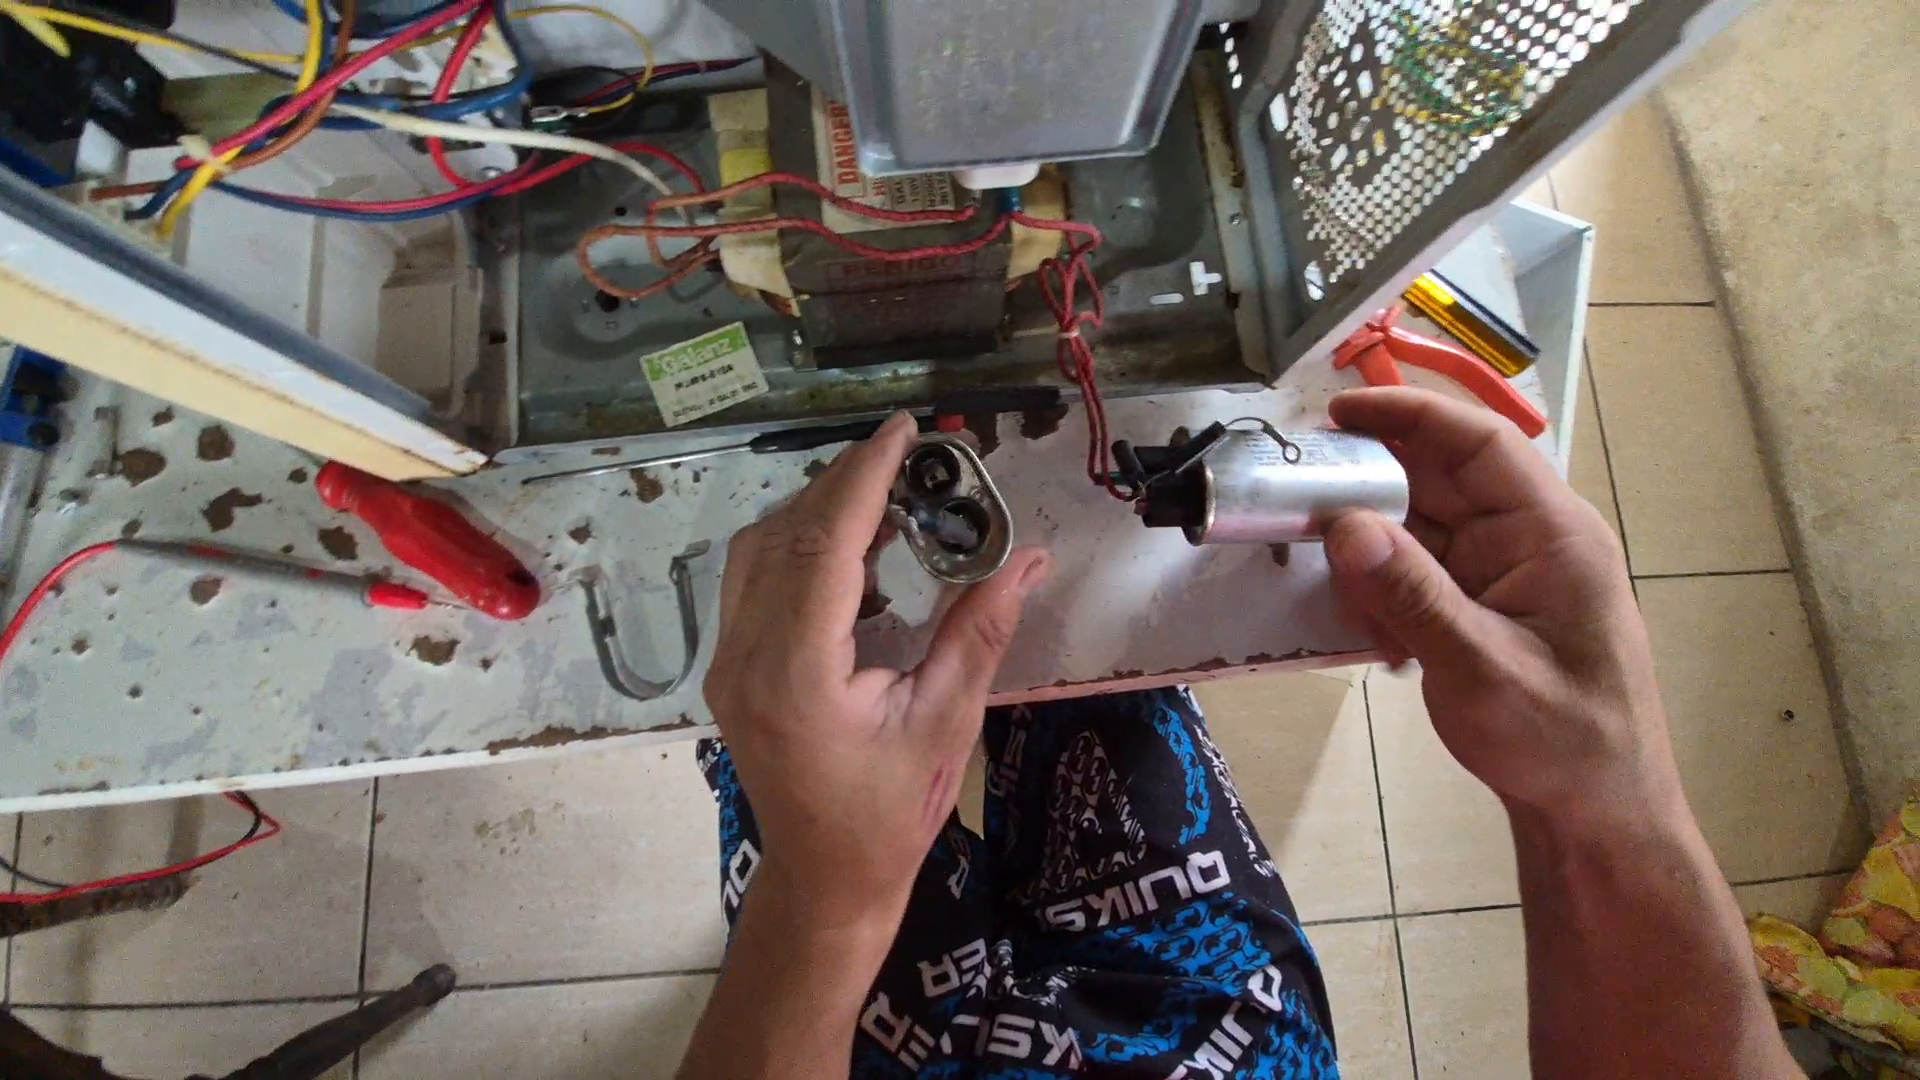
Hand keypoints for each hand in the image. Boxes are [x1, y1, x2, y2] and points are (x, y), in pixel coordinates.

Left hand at [704, 412, 1051, 934]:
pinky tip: (852, 547)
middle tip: (905, 453)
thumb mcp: (947, 722)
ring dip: (819, 508)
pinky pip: (756, 576)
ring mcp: (727, 659)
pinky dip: (801, 542)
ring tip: (884, 491)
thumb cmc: (890, 811)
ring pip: (761, 548)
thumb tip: (1030, 558)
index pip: (826, 544)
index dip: (865, 477)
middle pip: (786, 534)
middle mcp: (744, 655)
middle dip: (845, 481)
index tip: (902, 430)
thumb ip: (980, 631)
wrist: (826, 876)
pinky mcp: (732, 663)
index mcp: (797, 672)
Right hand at [1324, 387, 1682, 825]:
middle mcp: (1520, 537)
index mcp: (1550, 533)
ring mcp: (1491, 569)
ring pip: (1410, 524)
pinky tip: (1369, 630)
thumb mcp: (1484, 669)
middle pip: (1434, 479)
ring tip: (1339, 591)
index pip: (1478, 445)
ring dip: (1365, 550)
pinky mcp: (1466, 599)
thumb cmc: (1560, 739)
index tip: (1337, 412)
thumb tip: (1342, 525)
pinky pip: (1405, 567)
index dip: (1409, 415)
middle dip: (1367, 484)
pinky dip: (1374, 586)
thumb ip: (1414, 596)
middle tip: (1298, 495)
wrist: (1590, 807)